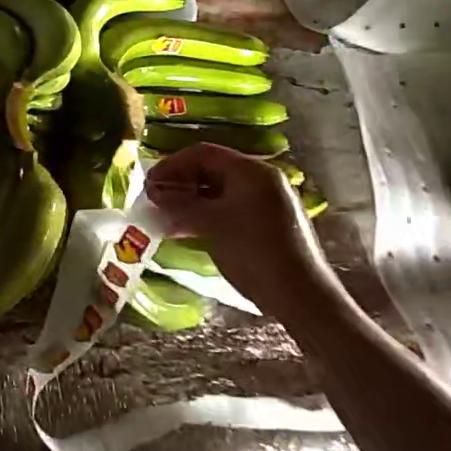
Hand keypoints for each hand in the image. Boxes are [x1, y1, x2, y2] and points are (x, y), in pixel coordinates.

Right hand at [145, 144, 329, 315]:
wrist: (302, 297)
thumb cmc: (255, 252)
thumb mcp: (212, 225)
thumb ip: (180, 205)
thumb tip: (154, 193)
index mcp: (252, 171)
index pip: (204, 153)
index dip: (173, 165)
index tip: (149, 182)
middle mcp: (262, 180)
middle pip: (213, 170)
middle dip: (181, 183)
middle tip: (155, 200)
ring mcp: (268, 203)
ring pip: (220, 193)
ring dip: (191, 202)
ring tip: (165, 218)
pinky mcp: (269, 226)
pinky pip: (230, 210)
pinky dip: (207, 216)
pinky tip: (187, 231)